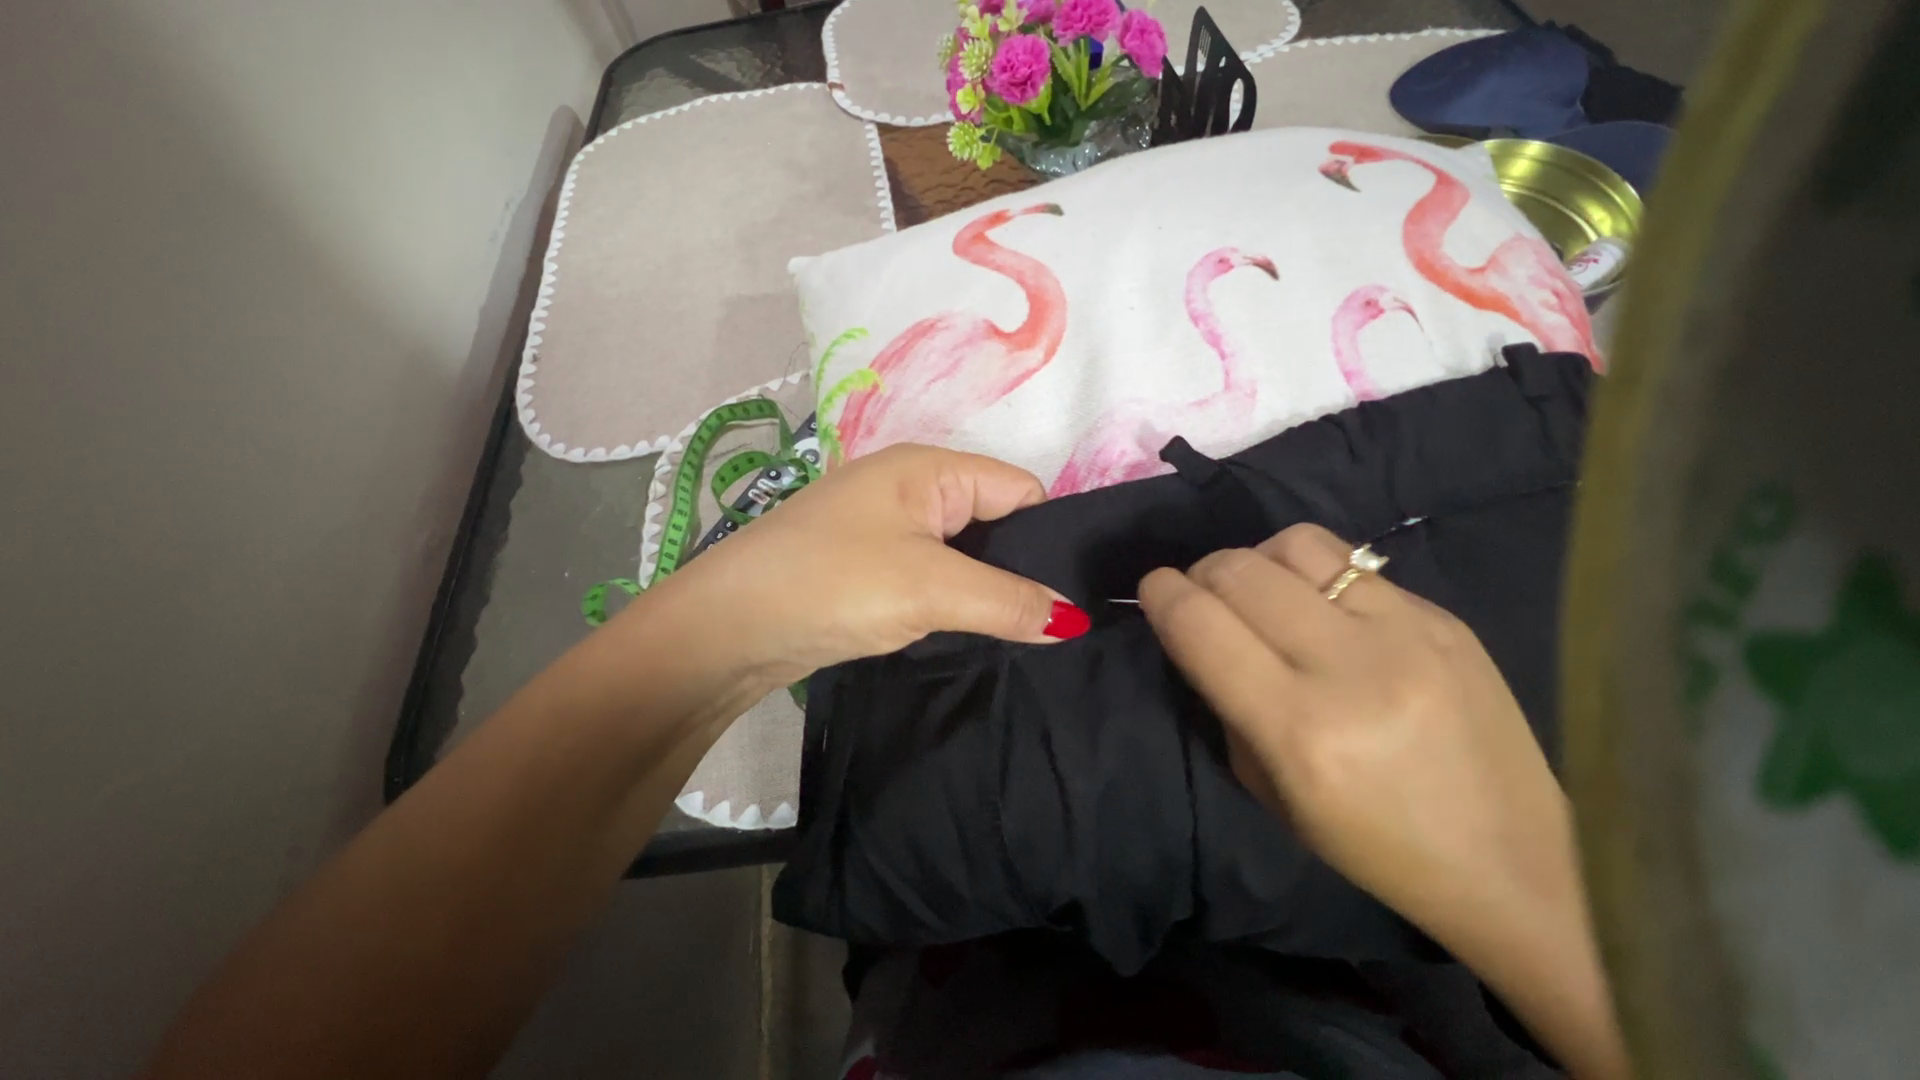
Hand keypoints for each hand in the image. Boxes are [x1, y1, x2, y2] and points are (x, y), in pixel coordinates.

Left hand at [646, 444, 1085, 684]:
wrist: (727, 627)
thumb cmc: (834, 585)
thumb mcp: (931, 589)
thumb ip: (1008, 601)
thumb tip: (1073, 619)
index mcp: (929, 468)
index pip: (1020, 489)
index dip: (1049, 537)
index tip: (1075, 595)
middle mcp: (911, 487)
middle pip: (994, 519)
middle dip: (1021, 568)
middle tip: (1052, 624)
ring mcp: (886, 528)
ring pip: (964, 553)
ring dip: (987, 590)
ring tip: (1020, 636)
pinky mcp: (869, 567)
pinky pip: (933, 575)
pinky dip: (953, 601)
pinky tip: (969, 633)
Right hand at [1139, 524, 1629, 1078]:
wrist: (1515, 859)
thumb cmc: (1375, 846)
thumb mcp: (1273, 792)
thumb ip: (1227, 705)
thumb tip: (1199, 636)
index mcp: (1299, 729)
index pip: (1201, 624)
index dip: (1161, 595)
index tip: (1153, 592)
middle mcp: (1350, 667)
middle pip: (1240, 570)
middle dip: (1201, 573)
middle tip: (1202, 595)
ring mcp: (1407, 632)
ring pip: (1296, 543)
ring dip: (1257, 559)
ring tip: (1261, 590)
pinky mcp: (1445, 617)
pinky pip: (1353, 563)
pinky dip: (1314, 575)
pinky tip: (1323, 607)